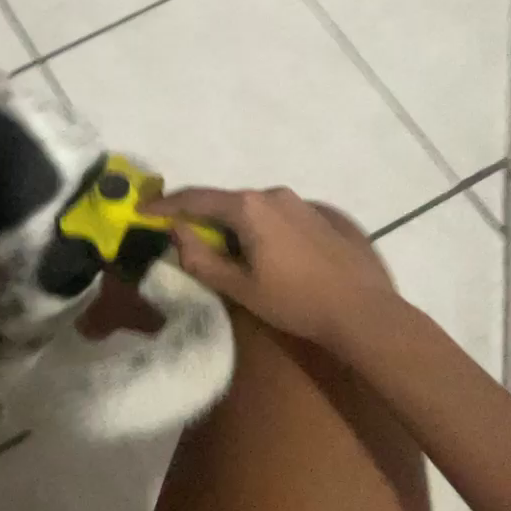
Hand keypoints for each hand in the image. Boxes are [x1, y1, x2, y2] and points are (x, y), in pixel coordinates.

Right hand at [141, 186, 396, 352]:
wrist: (368, 315)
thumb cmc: (296, 302)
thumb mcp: (238, 287)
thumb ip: (199, 257)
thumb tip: (174, 231)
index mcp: (247, 207)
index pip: (194, 198)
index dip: (164, 205)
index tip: (141, 210)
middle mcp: (273, 195)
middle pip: (226, 201)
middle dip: (203, 216)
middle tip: (187, 236)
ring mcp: (305, 203)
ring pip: (258, 208)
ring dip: (239, 223)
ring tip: (234, 249)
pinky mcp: (331, 217)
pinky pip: (287, 215)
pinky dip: (271, 227)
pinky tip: (276, 251)